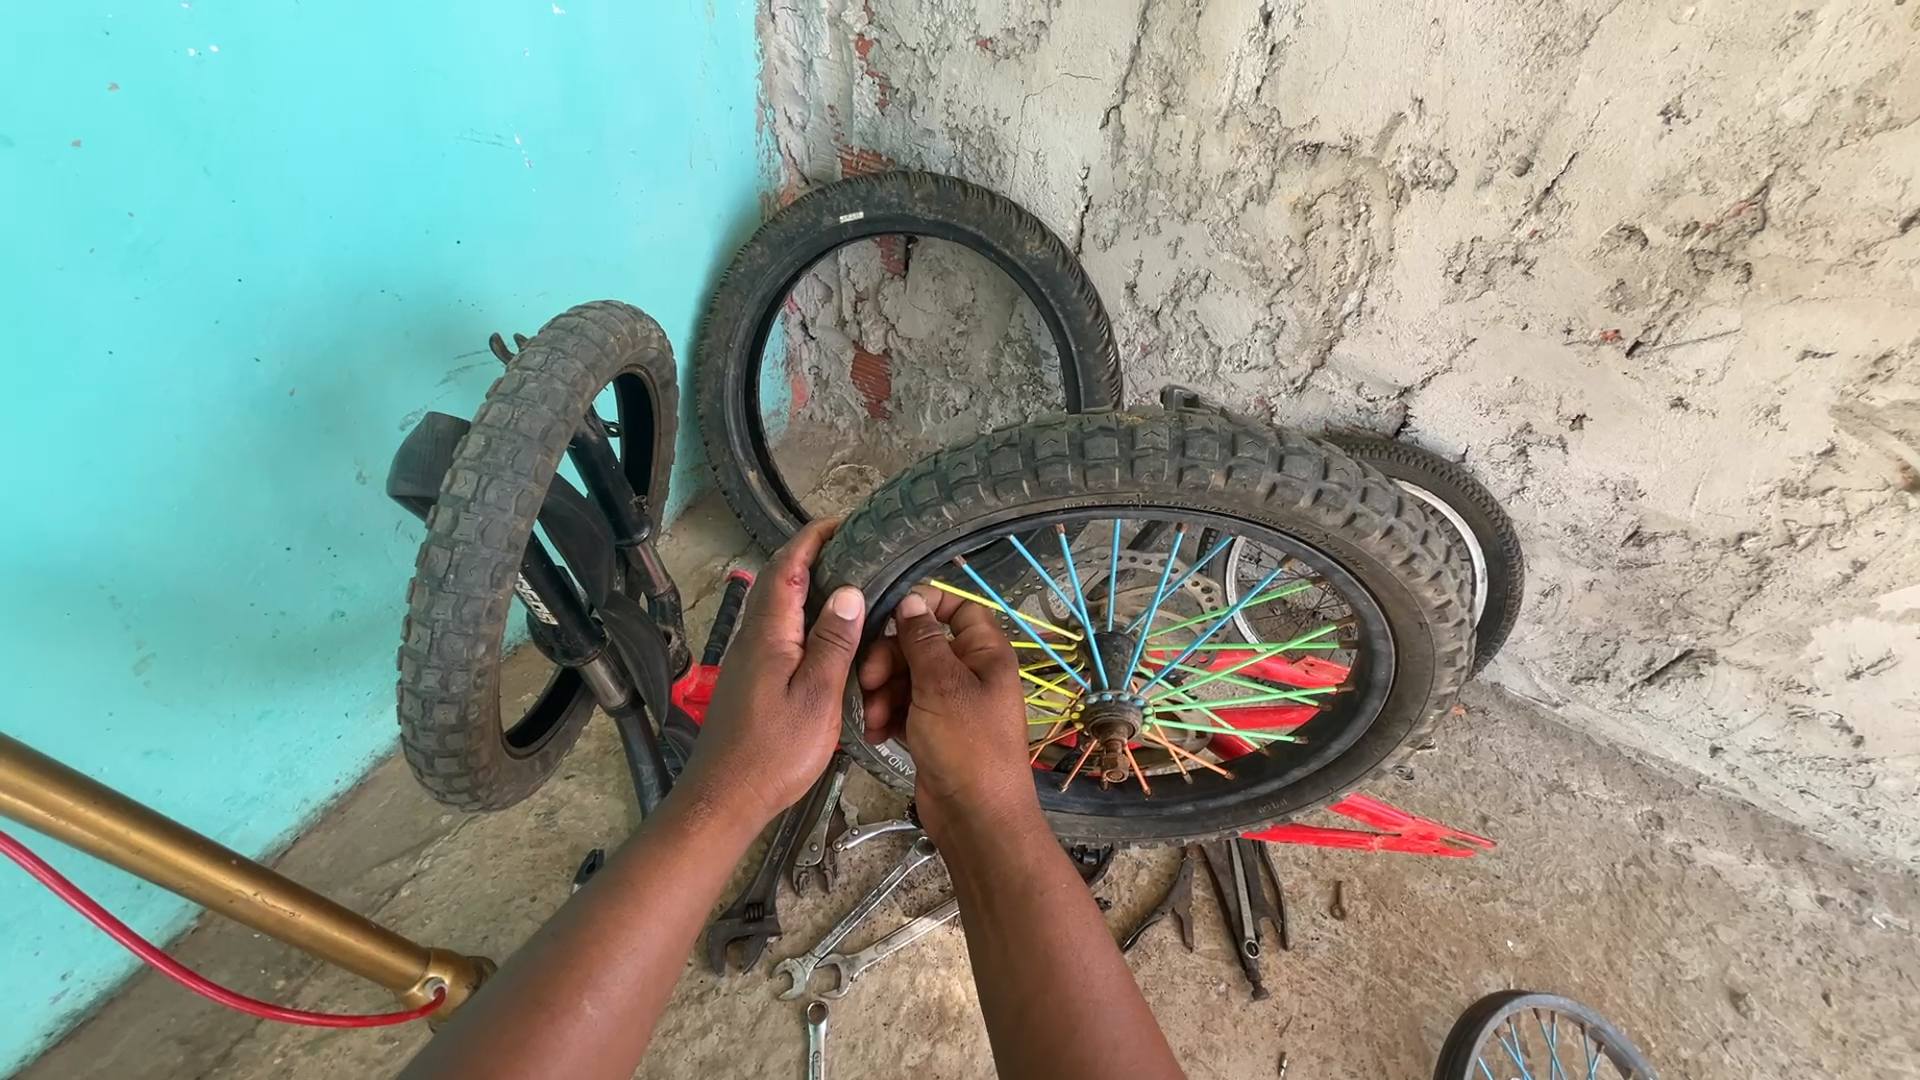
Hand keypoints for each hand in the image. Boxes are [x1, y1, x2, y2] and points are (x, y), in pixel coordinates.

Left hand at [679, 518, 865, 828]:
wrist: (723, 798)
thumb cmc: (773, 752)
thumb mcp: (816, 696)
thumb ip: (833, 642)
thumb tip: (850, 591)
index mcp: (769, 633)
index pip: (787, 568)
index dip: (811, 539)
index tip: (842, 522)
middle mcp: (753, 636)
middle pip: (779, 581)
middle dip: (813, 555)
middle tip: (855, 548)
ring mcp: (749, 657)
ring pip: (778, 605)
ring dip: (809, 584)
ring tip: (850, 581)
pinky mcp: (751, 677)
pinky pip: (779, 629)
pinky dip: (804, 614)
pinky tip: (828, 631)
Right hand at [855, 587, 1036, 837]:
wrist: (975, 818)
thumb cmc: (967, 745)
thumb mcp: (942, 685)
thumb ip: (923, 640)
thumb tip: (911, 600)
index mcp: (985, 653)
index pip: (960, 609)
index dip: (928, 604)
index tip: (891, 611)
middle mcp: (969, 673)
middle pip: (922, 645)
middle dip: (890, 658)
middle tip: (868, 677)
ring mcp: (949, 703)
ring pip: (907, 677)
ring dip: (883, 691)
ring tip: (873, 714)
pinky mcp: (931, 730)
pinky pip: (904, 708)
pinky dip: (888, 715)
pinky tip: (875, 732)